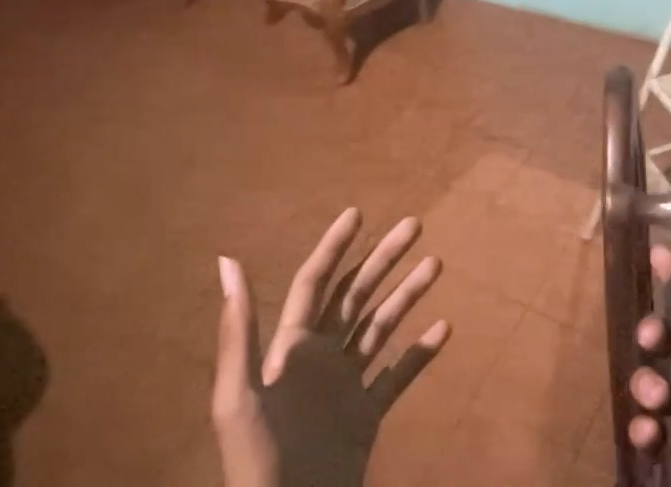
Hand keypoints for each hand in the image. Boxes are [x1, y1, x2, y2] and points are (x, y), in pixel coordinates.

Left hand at [212, 209, 449, 486]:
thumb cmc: (256, 458)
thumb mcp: (239, 394)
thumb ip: (239, 329)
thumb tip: (228, 260)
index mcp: (289, 347)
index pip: (315, 282)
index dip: (334, 246)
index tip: (356, 213)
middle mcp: (319, 357)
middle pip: (356, 295)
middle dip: (382, 259)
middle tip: (413, 225)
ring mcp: (345, 386)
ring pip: (380, 327)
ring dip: (406, 295)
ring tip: (435, 264)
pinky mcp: (365, 417)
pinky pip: (397, 378)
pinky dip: (419, 353)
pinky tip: (442, 329)